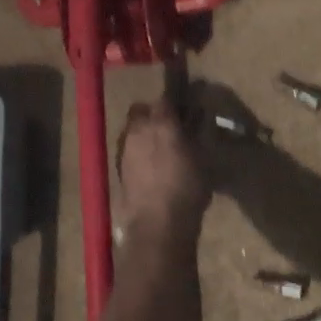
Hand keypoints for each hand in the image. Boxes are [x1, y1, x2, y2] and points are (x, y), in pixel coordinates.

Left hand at [117, 101, 209, 240]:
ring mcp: (124, 149)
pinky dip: (140, 150)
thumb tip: (197, 116)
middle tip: (173, 125)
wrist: (158, 222)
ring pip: (132, 129)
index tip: (188, 103)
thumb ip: (198, 133)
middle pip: (141, 110)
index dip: (177, 99)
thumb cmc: (188, 187)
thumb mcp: (203, 157)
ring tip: (163, 147)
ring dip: (145, 132)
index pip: (166, 98)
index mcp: (161, 123)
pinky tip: (153, 165)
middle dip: (155, 113)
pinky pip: (129, 148)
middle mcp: (137, 130)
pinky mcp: (118, 168)